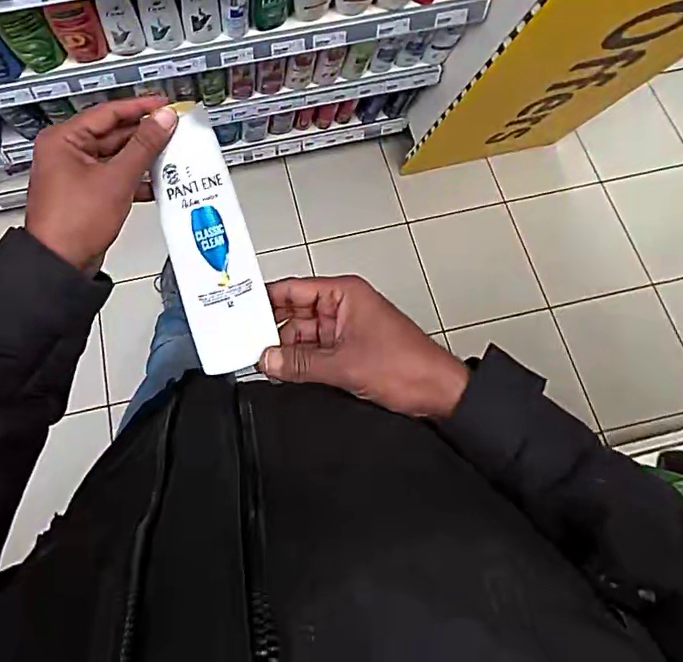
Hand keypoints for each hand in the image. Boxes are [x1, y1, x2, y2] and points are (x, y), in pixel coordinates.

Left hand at [24, 97, 177, 273]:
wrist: (60, 264)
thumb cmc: (70, 224)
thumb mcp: (116, 178)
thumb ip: (144, 145)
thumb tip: (162, 120)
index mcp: (63, 140)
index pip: (108, 112)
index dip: (140, 107)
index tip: (163, 105)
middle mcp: (66, 152)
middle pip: (114, 133)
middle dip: (145, 135)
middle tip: (172, 130)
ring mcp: (76, 172)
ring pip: (117, 154)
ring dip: (142, 157)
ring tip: (169, 154)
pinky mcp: (87, 191)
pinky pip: (115, 174)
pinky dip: (135, 177)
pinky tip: (155, 182)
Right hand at [259, 275, 470, 418]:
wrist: (439, 394)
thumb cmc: (410, 365)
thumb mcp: (345, 364)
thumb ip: (300, 363)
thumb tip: (268, 359)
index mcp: (345, 293)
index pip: (294, 289)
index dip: (267, 298)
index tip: (242, 308)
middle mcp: (343, 306)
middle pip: (295, 312)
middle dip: (273, 328)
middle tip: (246, 341)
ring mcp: (345, 328)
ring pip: (303, 334)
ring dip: (285, 348)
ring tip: (261, 360)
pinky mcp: (348, 349)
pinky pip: (314, 350)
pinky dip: (299, 360)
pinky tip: (282, 370)